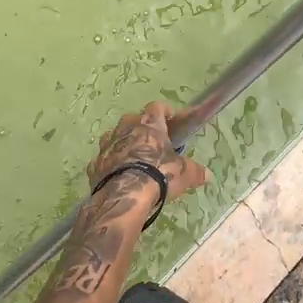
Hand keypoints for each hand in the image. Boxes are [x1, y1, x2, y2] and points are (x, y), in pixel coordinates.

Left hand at [88, 102, 210, 199]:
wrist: (124, 196)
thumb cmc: (158, 175)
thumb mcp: (183, 173)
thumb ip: (195, 171)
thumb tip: (208, 175)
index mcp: (149, 125)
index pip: (157, 107)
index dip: (164, 111)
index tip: (170, 119)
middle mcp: (127, 129)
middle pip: (132, 119)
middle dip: (140, 127)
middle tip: (151, 142)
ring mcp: (108, 145)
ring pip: (114, 136)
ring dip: (122, 142)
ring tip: (131, 157)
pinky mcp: (94, 164)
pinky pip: (102, 158)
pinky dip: (108, 163)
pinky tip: (115, 174)